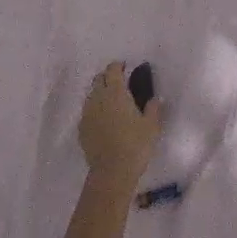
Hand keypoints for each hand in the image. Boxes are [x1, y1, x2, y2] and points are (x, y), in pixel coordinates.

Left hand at [78, 63, 161, 187]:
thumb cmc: (135, 145)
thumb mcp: (152, 126)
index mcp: (116, 93)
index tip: (126, 68)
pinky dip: (95, 110)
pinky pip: (87, 112)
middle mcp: (98, 98)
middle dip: (108, 77)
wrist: (112, 171)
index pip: (112, 70)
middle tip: (120, 85)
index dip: (118, 66)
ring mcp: (87, 113)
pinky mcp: (81, 128)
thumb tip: (155, 98)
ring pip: (91, 95)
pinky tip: (104, 121)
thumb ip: (153, 108)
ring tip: (113, 104)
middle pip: (98, 79)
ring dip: (100, 93)